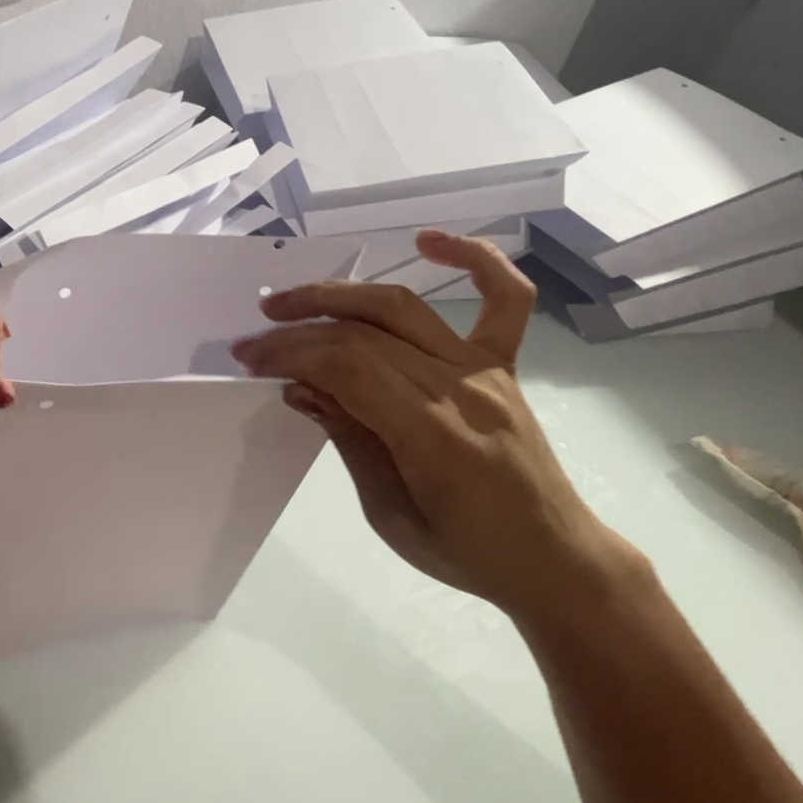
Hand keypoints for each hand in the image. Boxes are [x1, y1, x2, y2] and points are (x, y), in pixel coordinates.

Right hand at [231, 230, 643, 622]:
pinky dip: (473, 260)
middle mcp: (462, 389)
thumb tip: (303, 388)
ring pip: (404, 308)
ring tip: (290, 301)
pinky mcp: (503, 366)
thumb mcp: (387, 512)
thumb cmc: (464, 552)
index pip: (348, 369)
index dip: (290, 356)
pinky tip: (427, 242)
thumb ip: (349, 439)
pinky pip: (504, 300)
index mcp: (433, 437)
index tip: (249, 361)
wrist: (554, 561)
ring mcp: (486, 371)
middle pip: (364, 336)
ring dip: (340, 295)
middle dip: (298, 332)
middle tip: (252, 341)